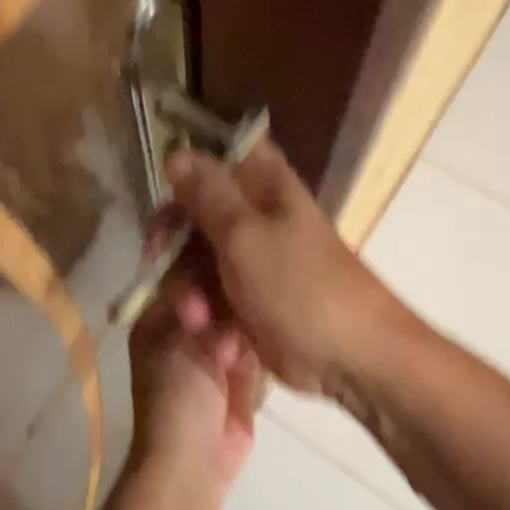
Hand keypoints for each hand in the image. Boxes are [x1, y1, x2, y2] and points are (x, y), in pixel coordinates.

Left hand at [127, 224, 264, 484]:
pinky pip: (254, 342)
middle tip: (267, 251)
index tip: (242, 228)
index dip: (210, 253)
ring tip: (280, 272)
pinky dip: (266, 330)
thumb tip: (213, 251)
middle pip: (214, 291)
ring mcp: (213, 352)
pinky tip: (286, 306)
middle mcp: (185, 329)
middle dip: (237, 278)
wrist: (193, 463)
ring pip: (237, 314)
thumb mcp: (180, 338)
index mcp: (159, 317)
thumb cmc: (176, 395)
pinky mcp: (239, 375)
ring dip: (253, 302)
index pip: (185, 272)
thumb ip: (197, 294)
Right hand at [162, 142, 411, 401]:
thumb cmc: (301, 286)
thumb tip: (176, 151)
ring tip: (200, 324)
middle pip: (195, 216)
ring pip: (197, 264)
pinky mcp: (250, 302)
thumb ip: (207, 194)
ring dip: (190, 296)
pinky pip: (212, 301)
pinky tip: (220, 346)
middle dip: (176, 250)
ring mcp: (253, 262)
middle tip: (158, 268)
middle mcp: (256, 217)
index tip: (164, 202)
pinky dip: (211, 323)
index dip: (184, 173)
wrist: (351, 358)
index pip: (216, 156)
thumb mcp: (245, 235)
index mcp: (262, 186)